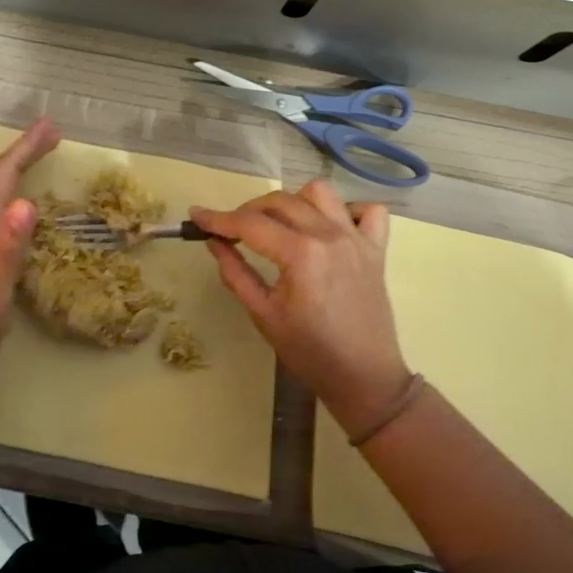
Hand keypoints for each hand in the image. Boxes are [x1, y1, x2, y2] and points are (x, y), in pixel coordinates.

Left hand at [0, 119, 60, 380]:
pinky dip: (3, 185)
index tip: (50, 128)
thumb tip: (26, 203)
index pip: (2, 178)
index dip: (25, 149)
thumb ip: (8, 251)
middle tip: (50, 131)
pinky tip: (13, 195)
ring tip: (36, 152)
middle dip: (21, 149)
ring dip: (12, 164)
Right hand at [192, 180, 412, 436]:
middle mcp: (329, 236)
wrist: (364, 379)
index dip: (218, 218)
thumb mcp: (263, 315)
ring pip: (320, 193)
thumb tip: (214, 243)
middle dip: (248, 210)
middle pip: (280, 201)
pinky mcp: (376, 249)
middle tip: (232, 231)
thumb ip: (236, 273)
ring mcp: (357, 239)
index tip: (196, 216)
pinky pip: (369, 211)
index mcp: (301, 254)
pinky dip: (348, 211)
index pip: (250, 223)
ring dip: (294, 201)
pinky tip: (330, 229)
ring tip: (281, 225)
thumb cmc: (310, 352)